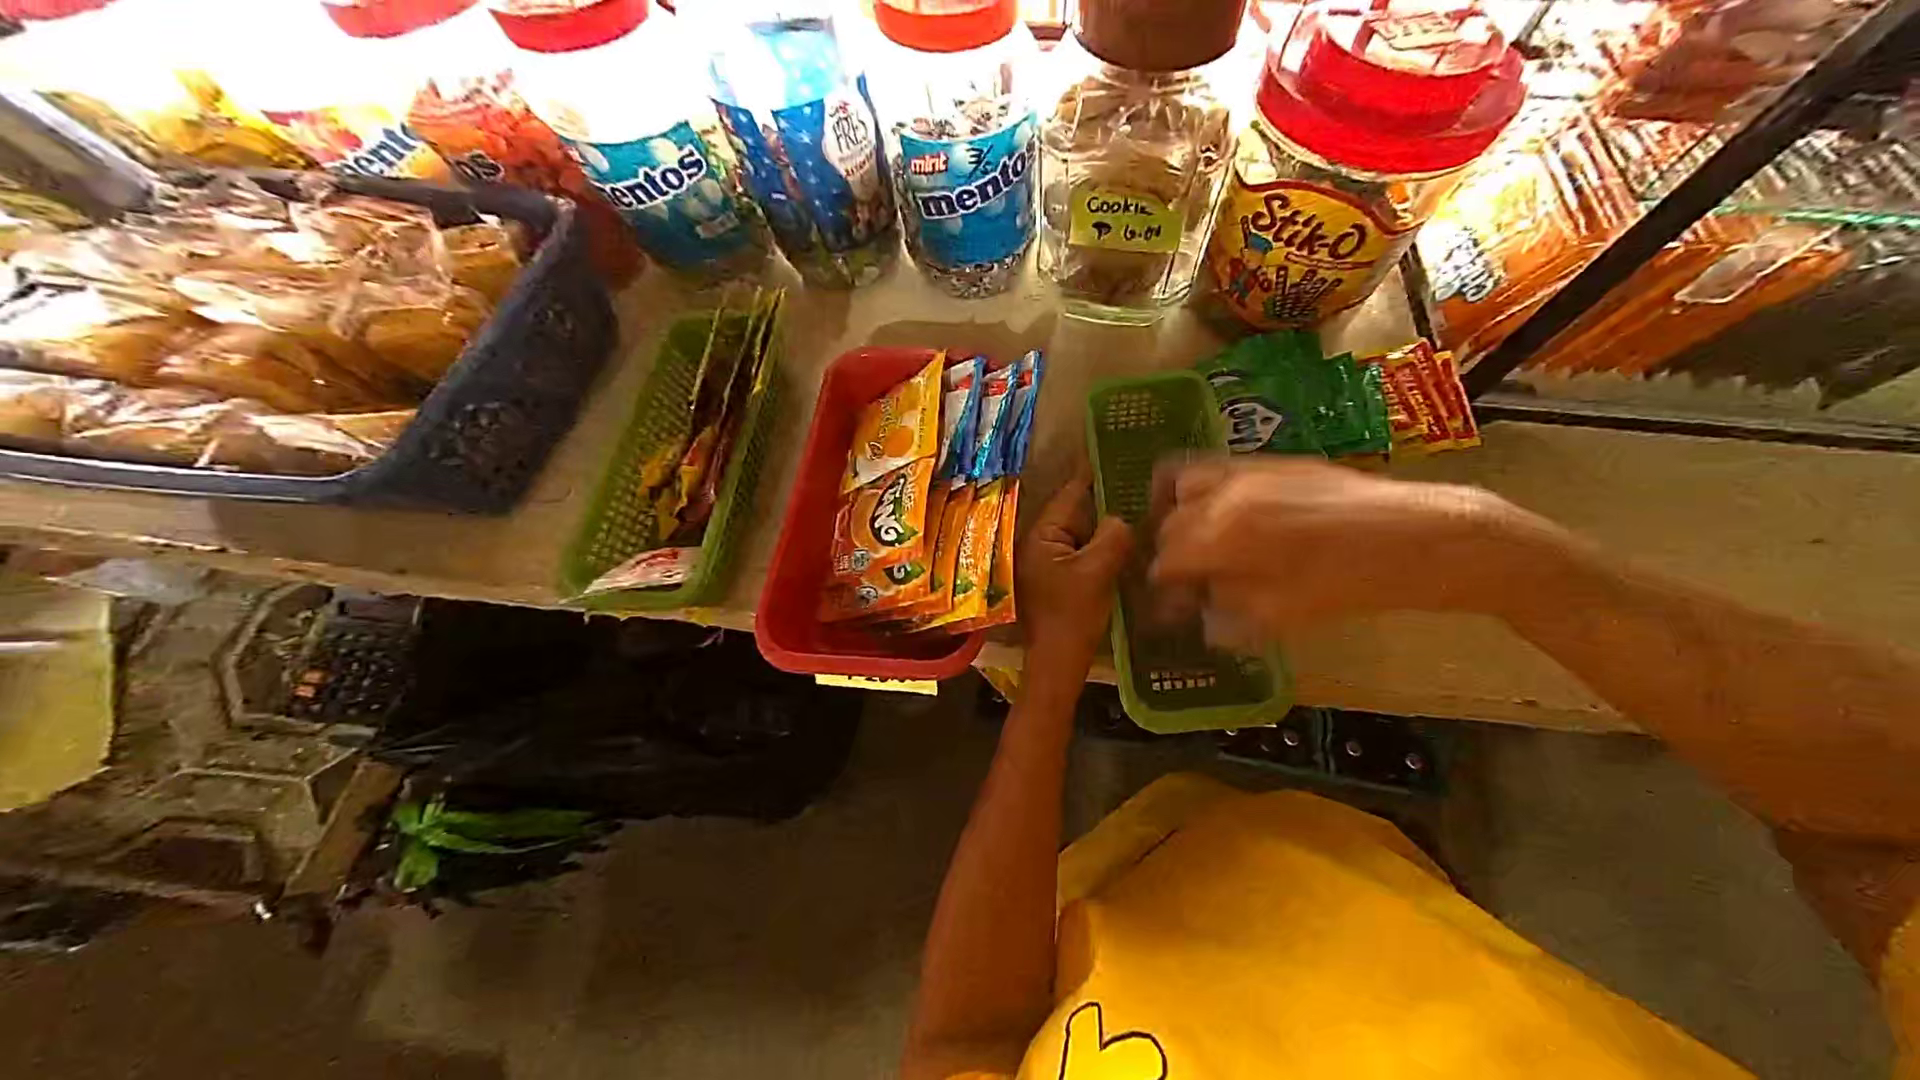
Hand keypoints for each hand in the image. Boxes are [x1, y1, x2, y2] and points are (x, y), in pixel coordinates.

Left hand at [1017, 470, 1132, 665]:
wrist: (1058, 662)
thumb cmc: (1072, 616)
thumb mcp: (1097, 572)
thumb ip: (1112, 536)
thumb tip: (1122, 518)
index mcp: (1042, 535)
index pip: (1071, 494)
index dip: (1094, 473)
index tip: (1115, 451)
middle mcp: (1040, 542)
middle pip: (1078, 512)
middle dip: (1105, 500)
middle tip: (1140, 483)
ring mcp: (1049, 561)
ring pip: (1083, 533)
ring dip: (1105, 525)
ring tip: (1140, 509)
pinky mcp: (1060, 578)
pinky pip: (1084, 552)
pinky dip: (1102, 547)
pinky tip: (1125, 544)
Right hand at [1150, 457, 1569, 637]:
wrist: (1421, 536)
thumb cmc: (1352, 584)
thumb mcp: (1281, 614)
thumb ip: (1224, 610)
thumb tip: (1196, 612)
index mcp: (1223, 535)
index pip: (1165, 560)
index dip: (1162, 589)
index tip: (1170, 610)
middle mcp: (1224, 494)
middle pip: (1169, 523)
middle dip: (1168, 555)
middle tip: (1185, 582)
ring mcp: (1247, 471)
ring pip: (1181, 484)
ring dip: (1177, 513)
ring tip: (1193, 539)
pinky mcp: (1270, 462)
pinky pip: (1215, 468)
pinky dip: (1202, 491)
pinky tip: (1222, 515)